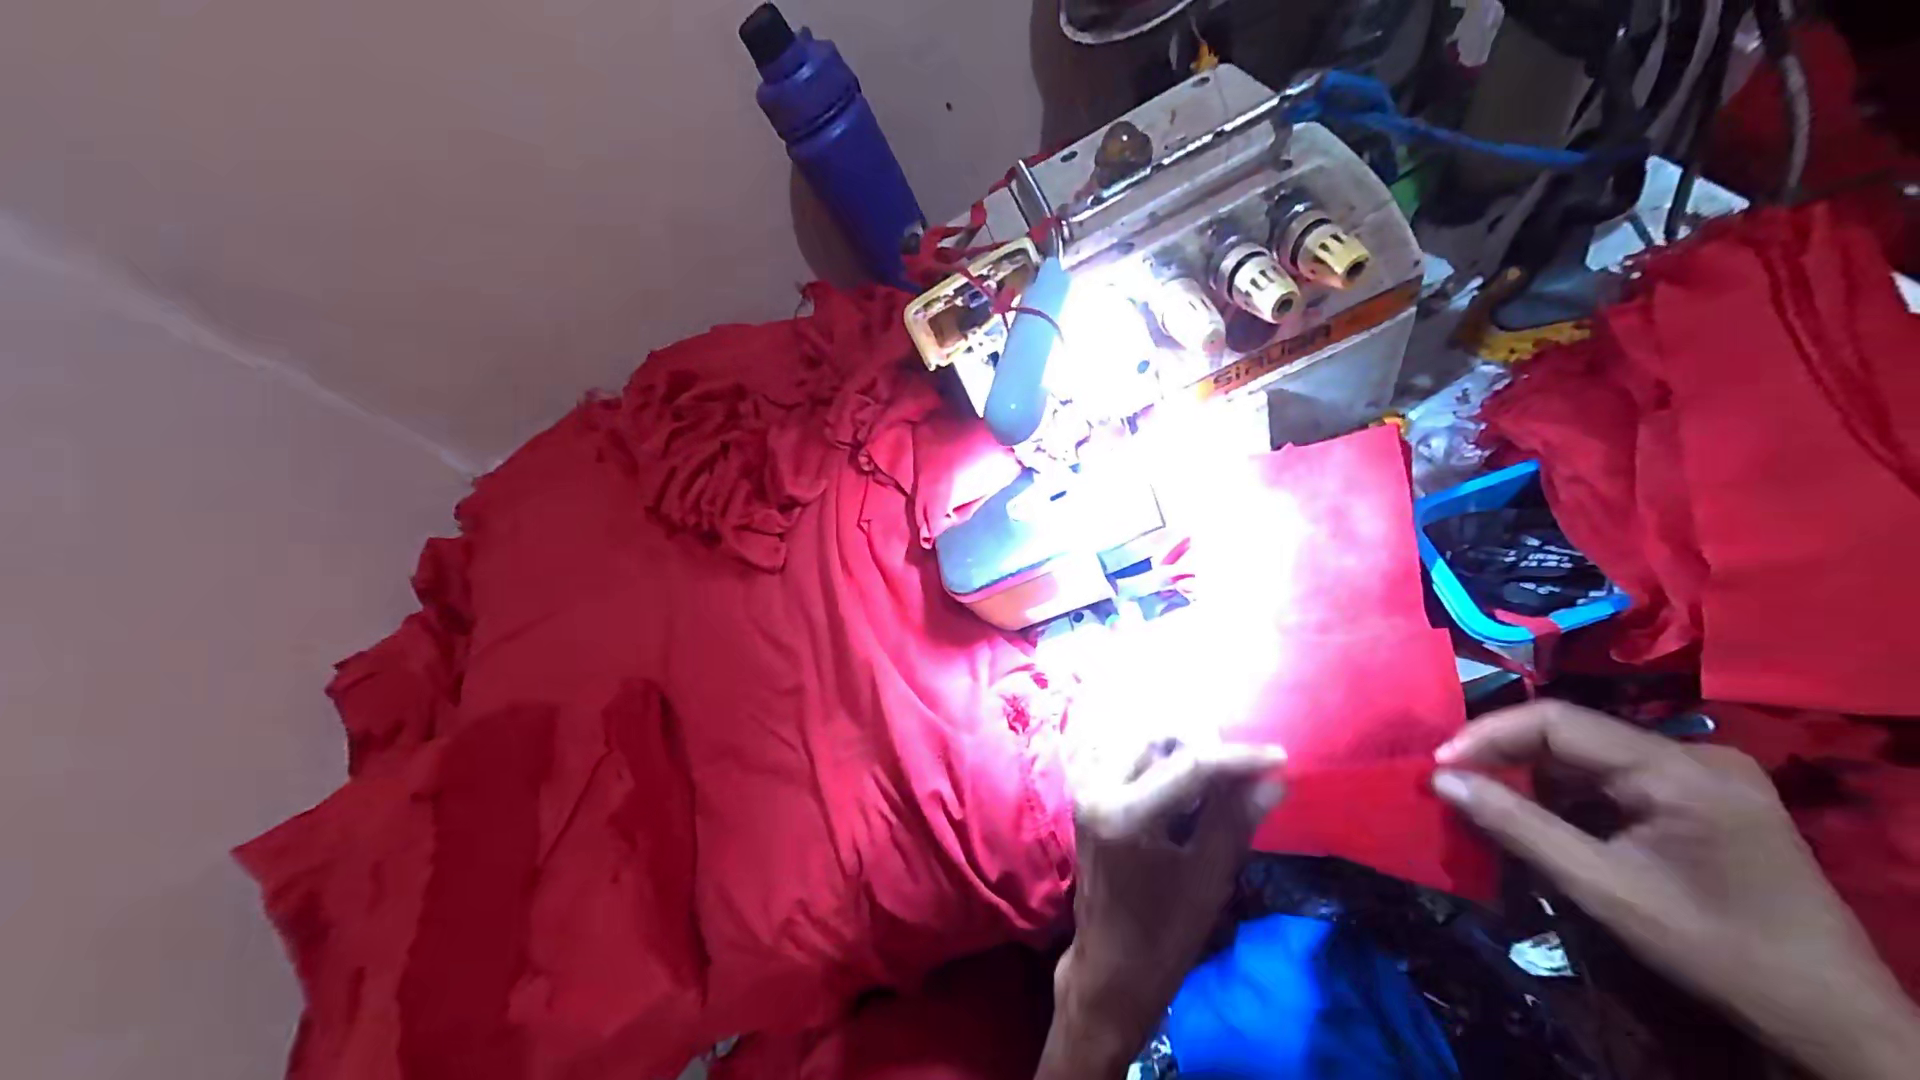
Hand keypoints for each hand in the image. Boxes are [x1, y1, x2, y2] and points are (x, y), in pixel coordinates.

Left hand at [1037, 740, 1287, 1079]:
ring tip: (1219, 781)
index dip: (1238, 757)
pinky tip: (1187, 790)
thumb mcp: (1207, 878)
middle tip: (1244, 771)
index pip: (1188, 764)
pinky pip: (1126, 761)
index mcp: (1125, 812)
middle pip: (1157, 741)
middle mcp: (1096, 788)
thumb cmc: (1163, 934)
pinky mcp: (1086, 797)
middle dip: (1204, 748)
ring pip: (1140, 746)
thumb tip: (1274, 778)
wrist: (1111, 968)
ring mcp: (1086, 790)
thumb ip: (1235, 820)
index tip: (1280, 756)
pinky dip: (1159, 765)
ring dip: (1180, 754)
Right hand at [1433, 701, 1919, 1079]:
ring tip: (1488, 798)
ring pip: (1590, 753)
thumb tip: (1440, 778)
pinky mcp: (1707, 794)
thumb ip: (1516, 825)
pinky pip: (1615, 774)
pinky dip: (1570, 791)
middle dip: (1507, 755)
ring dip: (1535, 774)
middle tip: (1455, 780)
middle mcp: (1697, 755)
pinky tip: (1544, 815)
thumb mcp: (1602, 888)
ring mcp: (1708, 773)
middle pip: (1574, 733)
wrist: (1833, 1018)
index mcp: (1681, 769)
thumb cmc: (1715, 950)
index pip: (1558, 721)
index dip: (1489, 735)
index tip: (1440, 763)